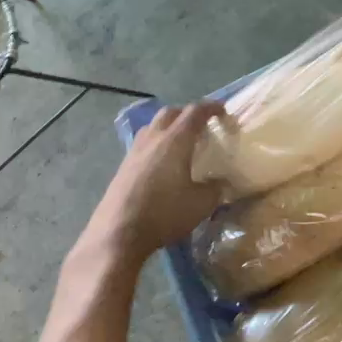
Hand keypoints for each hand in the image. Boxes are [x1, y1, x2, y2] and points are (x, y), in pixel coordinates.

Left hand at [85, 101, 224, 258]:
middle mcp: (153, 139)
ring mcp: (134, 153)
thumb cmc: (164, 213)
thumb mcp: (202, 204)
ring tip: (181, 142)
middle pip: (170, 113)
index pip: (195, 112)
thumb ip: (216, 188)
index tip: (223, 111)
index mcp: (175, 141)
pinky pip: (143, 145)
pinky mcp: (122, 168)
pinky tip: (162, 165)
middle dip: (187, 113)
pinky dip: (157, 145)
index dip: (211, 108)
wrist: (117, 234)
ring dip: (169, 127)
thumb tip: (221, 182)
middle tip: (202, 125)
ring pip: (152, 127)